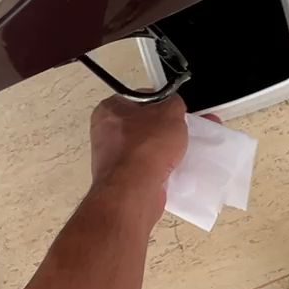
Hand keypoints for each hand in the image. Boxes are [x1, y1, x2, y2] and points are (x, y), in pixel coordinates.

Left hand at [88, 94, 188, 214]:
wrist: (135, 190)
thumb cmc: (144, 149)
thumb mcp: (170, 112)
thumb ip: (174, 102)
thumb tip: (175, 105)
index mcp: (110, 109)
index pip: (141, 98)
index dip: (163, 102)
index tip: (177, 110)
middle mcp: (106, 133)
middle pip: (144, 124)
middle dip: (166, 128)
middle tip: (182, 131)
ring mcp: (112, 157)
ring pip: (146, 147)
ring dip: (164, 149)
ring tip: (181, 151)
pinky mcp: (122, 178)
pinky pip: (146, 167)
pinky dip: (159, 167)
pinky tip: (172, 168)